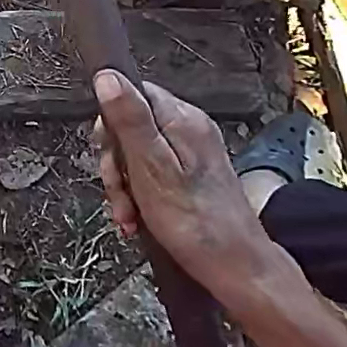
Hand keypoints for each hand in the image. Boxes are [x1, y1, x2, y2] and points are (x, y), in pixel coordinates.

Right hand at [92, 70, 306, 313]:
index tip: (108, 154)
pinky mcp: (192, 175)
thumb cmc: (196, 224)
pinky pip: (152, 172)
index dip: (111, 123)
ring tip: (128, 213)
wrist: (239, 271)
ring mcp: (192, 152)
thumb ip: (129, 120)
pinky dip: (139, 194)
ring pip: (137, 152)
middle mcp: (189, 128)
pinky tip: (137, 217)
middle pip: (131, 125)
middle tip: (119, 191)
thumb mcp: (151, 167)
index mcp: (181, 120)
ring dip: (124, 184)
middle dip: (116, 161)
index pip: (132, 93)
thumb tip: (108, 76)